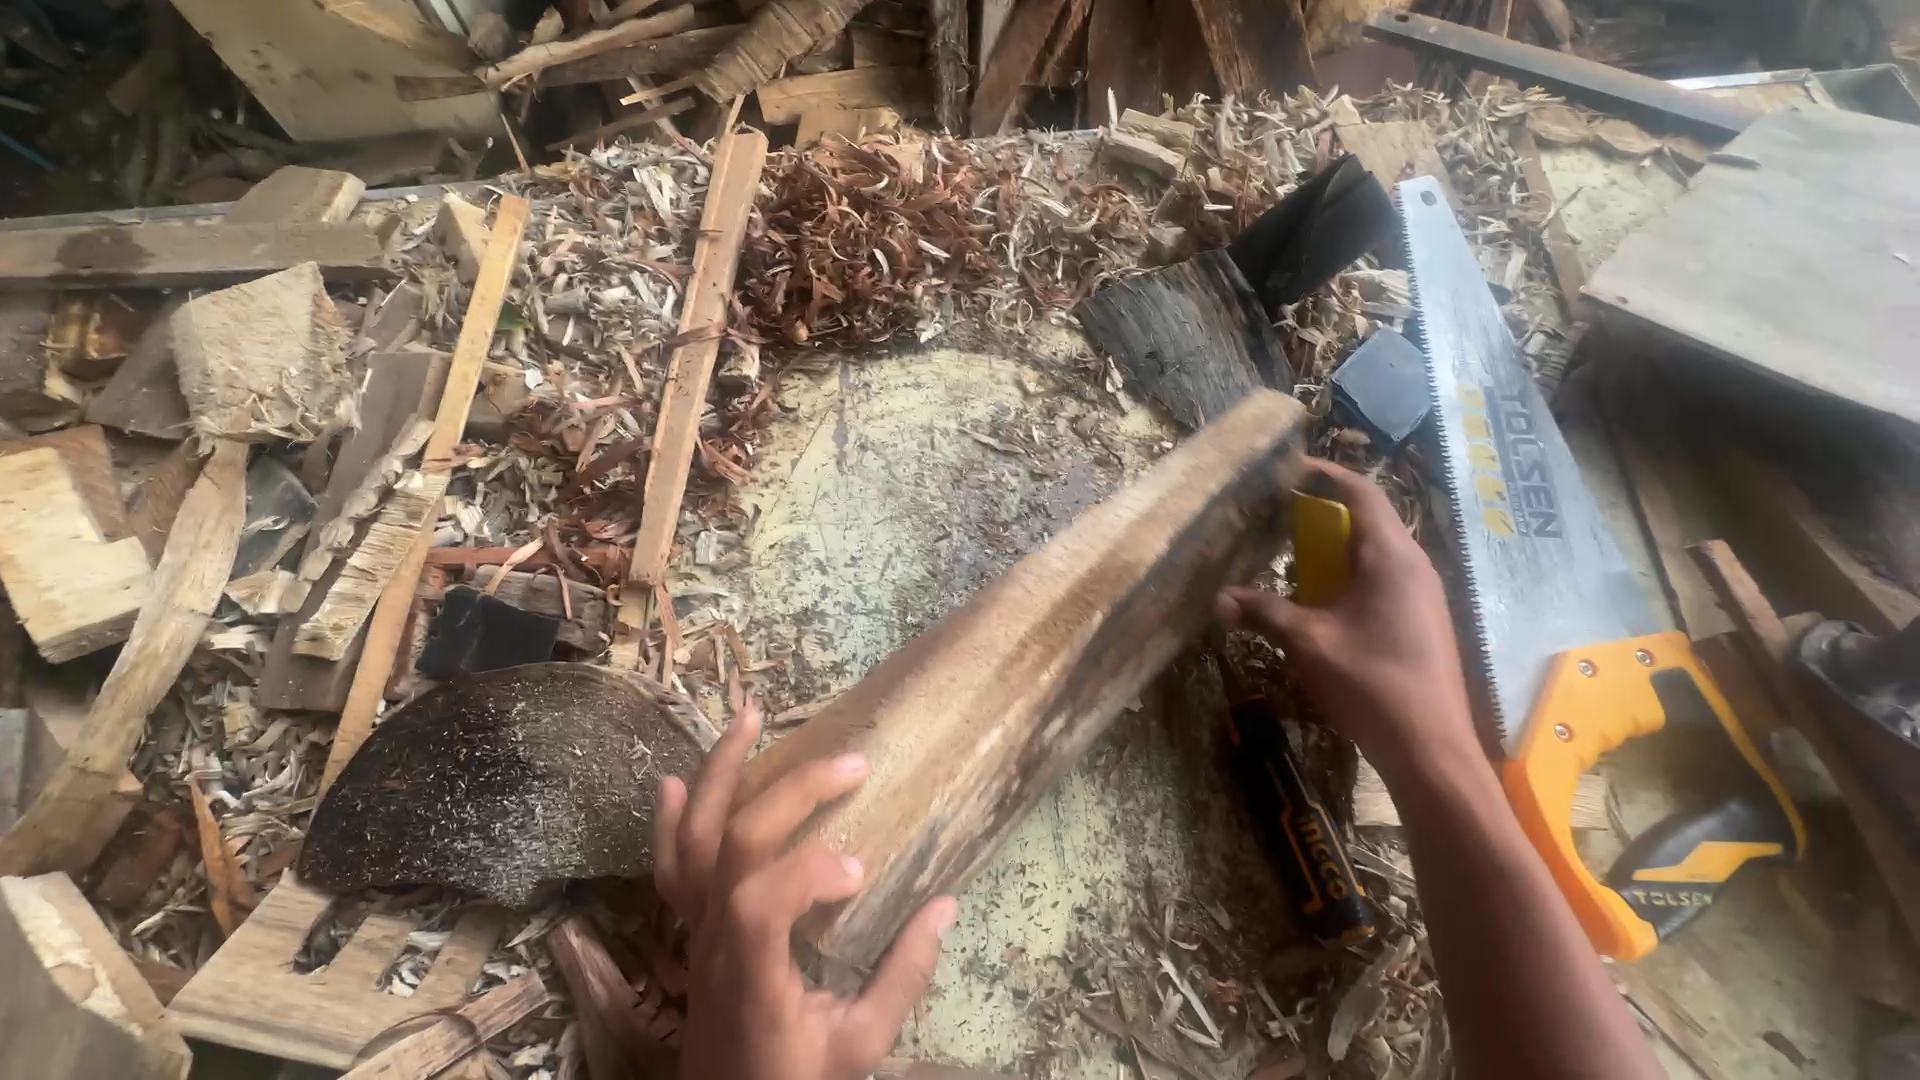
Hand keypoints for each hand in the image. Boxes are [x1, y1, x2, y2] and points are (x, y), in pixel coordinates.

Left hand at [653, 700, 959, 1079]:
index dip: (811, 871)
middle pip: (736, 845)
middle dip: (795, 791)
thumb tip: (947, 905)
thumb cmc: (793, 1076)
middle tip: (853, 763)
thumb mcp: (859, 1045)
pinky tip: (676, 778)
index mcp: (755, 973)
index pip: (762, 902)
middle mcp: (716, 938)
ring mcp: (696, 925)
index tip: (860, 872)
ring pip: (694, 838)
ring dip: (720, 770)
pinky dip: (670, 818)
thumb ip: (903, 977)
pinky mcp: (691, 921)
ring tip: (749, 715)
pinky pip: (669, 863)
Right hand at [1215, 459, 1477, 776]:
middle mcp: (1414, 567)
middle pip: (1368, 521)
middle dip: (1322, 517)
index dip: (1328, 475)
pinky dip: (1348, 579)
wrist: (1430, 748)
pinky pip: (1382, 581)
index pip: (1362, 494)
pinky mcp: (1421, 622)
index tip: (1292, 469)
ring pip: (1375, 555)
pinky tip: (1323, 606)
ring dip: (1334, 552)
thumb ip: (1263, 612)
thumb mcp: (1307, 642)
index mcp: (1392, 558)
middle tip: (1280, 521)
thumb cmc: (1370, 682)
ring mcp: (1423, 596)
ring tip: (1295, 563)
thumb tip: (1219, 599)